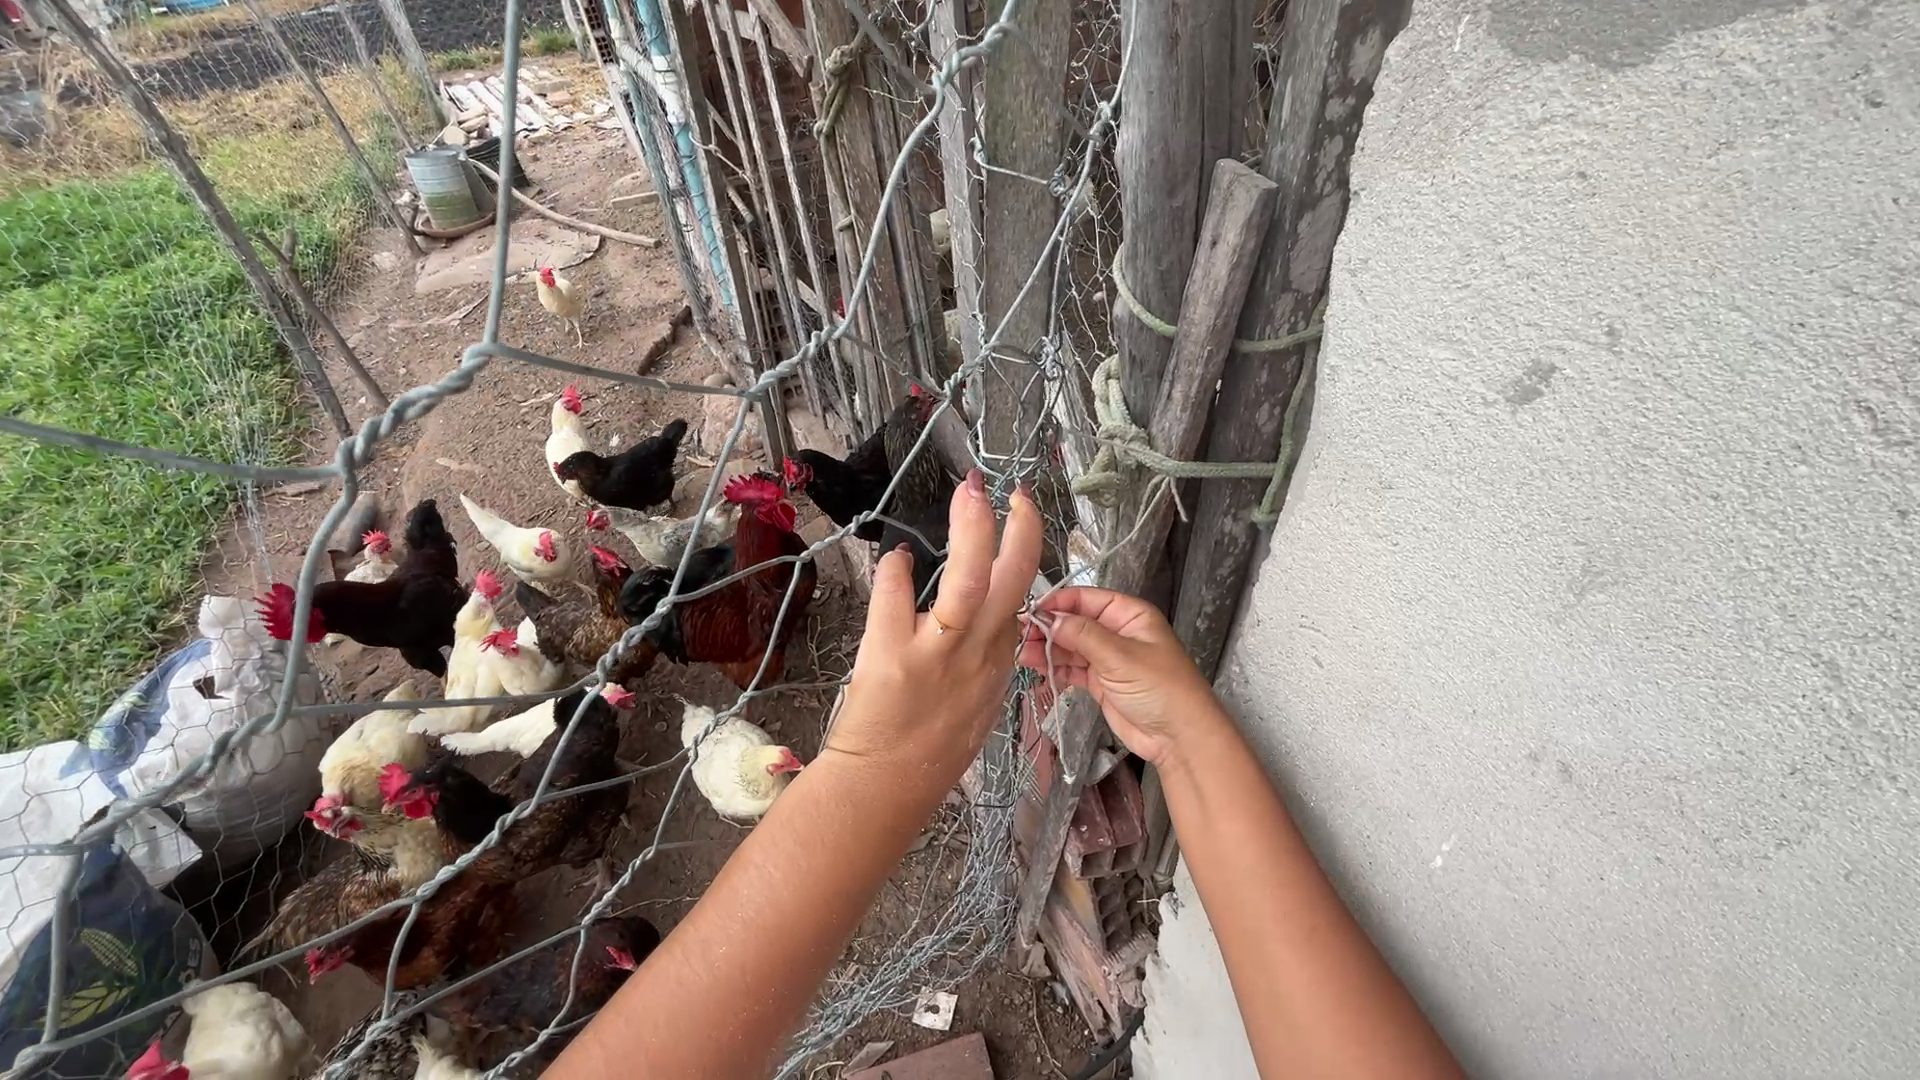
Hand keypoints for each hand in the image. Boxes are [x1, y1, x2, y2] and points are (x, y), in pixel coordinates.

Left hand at [825, 469, 1043, 783]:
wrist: (885, 788)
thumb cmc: (932, 752)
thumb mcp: (979, 707)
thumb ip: (986, 662)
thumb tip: (991, 626)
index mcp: (998, 665)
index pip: (1021, 602)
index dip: (1023, 558)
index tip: (1021, 521)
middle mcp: (977, 655)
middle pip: (1011, 583)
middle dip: (1021, 532)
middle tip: (1017, 491)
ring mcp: (937, 654)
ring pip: (966, 584)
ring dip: (973, 533)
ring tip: (974, 493)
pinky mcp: (892, 654)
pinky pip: (895, 597)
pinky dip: (894, 570)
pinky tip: (896, 556)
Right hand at [1017, 588, 1223, 766]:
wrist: (1180, 738)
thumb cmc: (1161, 689)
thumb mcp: (1121, 657)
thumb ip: (1083, 635)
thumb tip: (1050, 618)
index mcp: (1129, 615)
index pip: (1086, 599)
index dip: (1058, 604)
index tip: (1032, 612)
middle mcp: (1116, 632)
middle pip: (1074, 622)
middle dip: (1048, 628)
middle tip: (1021, 636)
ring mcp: (1108, 658)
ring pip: (1070, 646)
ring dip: (1047, 649)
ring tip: (1022, 654)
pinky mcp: (1101, 682)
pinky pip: (1072, 668)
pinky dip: (1055, 668)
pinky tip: (1036, 668)